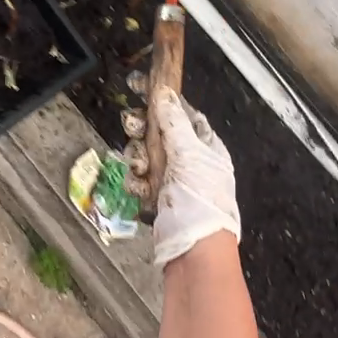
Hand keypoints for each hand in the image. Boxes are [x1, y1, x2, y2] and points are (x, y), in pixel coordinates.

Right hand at [150, 89, 240, 266]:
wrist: (193, 251)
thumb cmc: (200, 200)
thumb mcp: (190, 155)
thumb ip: (174, 122)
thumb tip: (163, 93)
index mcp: (205, 147)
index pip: (182, 113)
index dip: (162, 99)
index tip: (139, 85)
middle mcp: (189, 160)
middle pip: (157, 131)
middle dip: (141, 129)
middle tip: (132, 127)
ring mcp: (171, 178)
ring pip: (143, 153)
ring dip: (137, 157)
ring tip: (140, 167)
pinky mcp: (155, 195)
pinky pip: (138, 177)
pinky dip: (136, 181)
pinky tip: (140, 187)